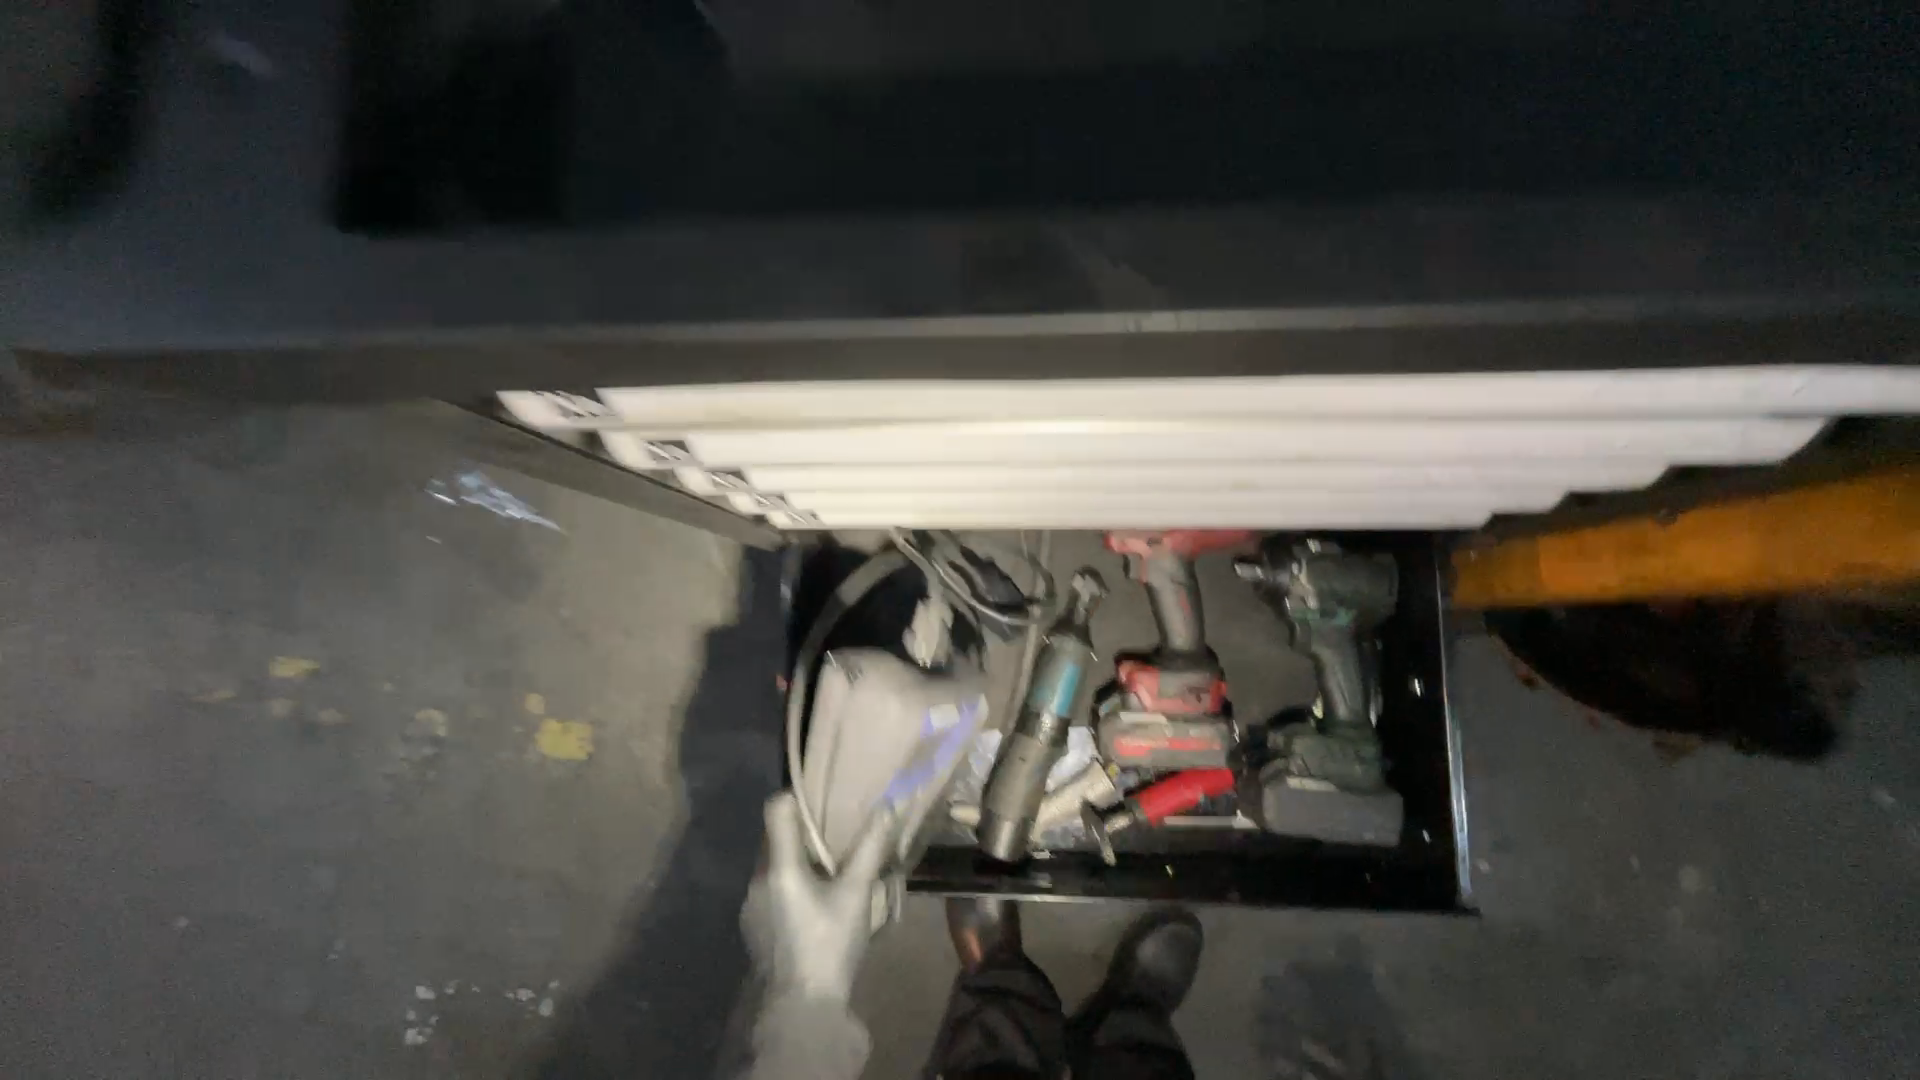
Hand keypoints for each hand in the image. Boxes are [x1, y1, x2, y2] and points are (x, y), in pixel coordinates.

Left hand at [741, 791, 895, 1003]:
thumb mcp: (857, 894)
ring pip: (773, 865)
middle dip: (802, 832)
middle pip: (775, 837)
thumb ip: (870, 848)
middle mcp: (757, 879)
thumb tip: (886, 806)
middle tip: (835, 834)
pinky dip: (789, 885)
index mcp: (780, 866)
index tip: (820, 799)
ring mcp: (750, 905)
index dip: (795, 797)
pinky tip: (814, 904)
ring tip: (828, 870)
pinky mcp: (752, 927)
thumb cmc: (830, 945)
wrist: (802, 1008)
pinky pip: (769, 890)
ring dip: (796, 861)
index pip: (775, 809)